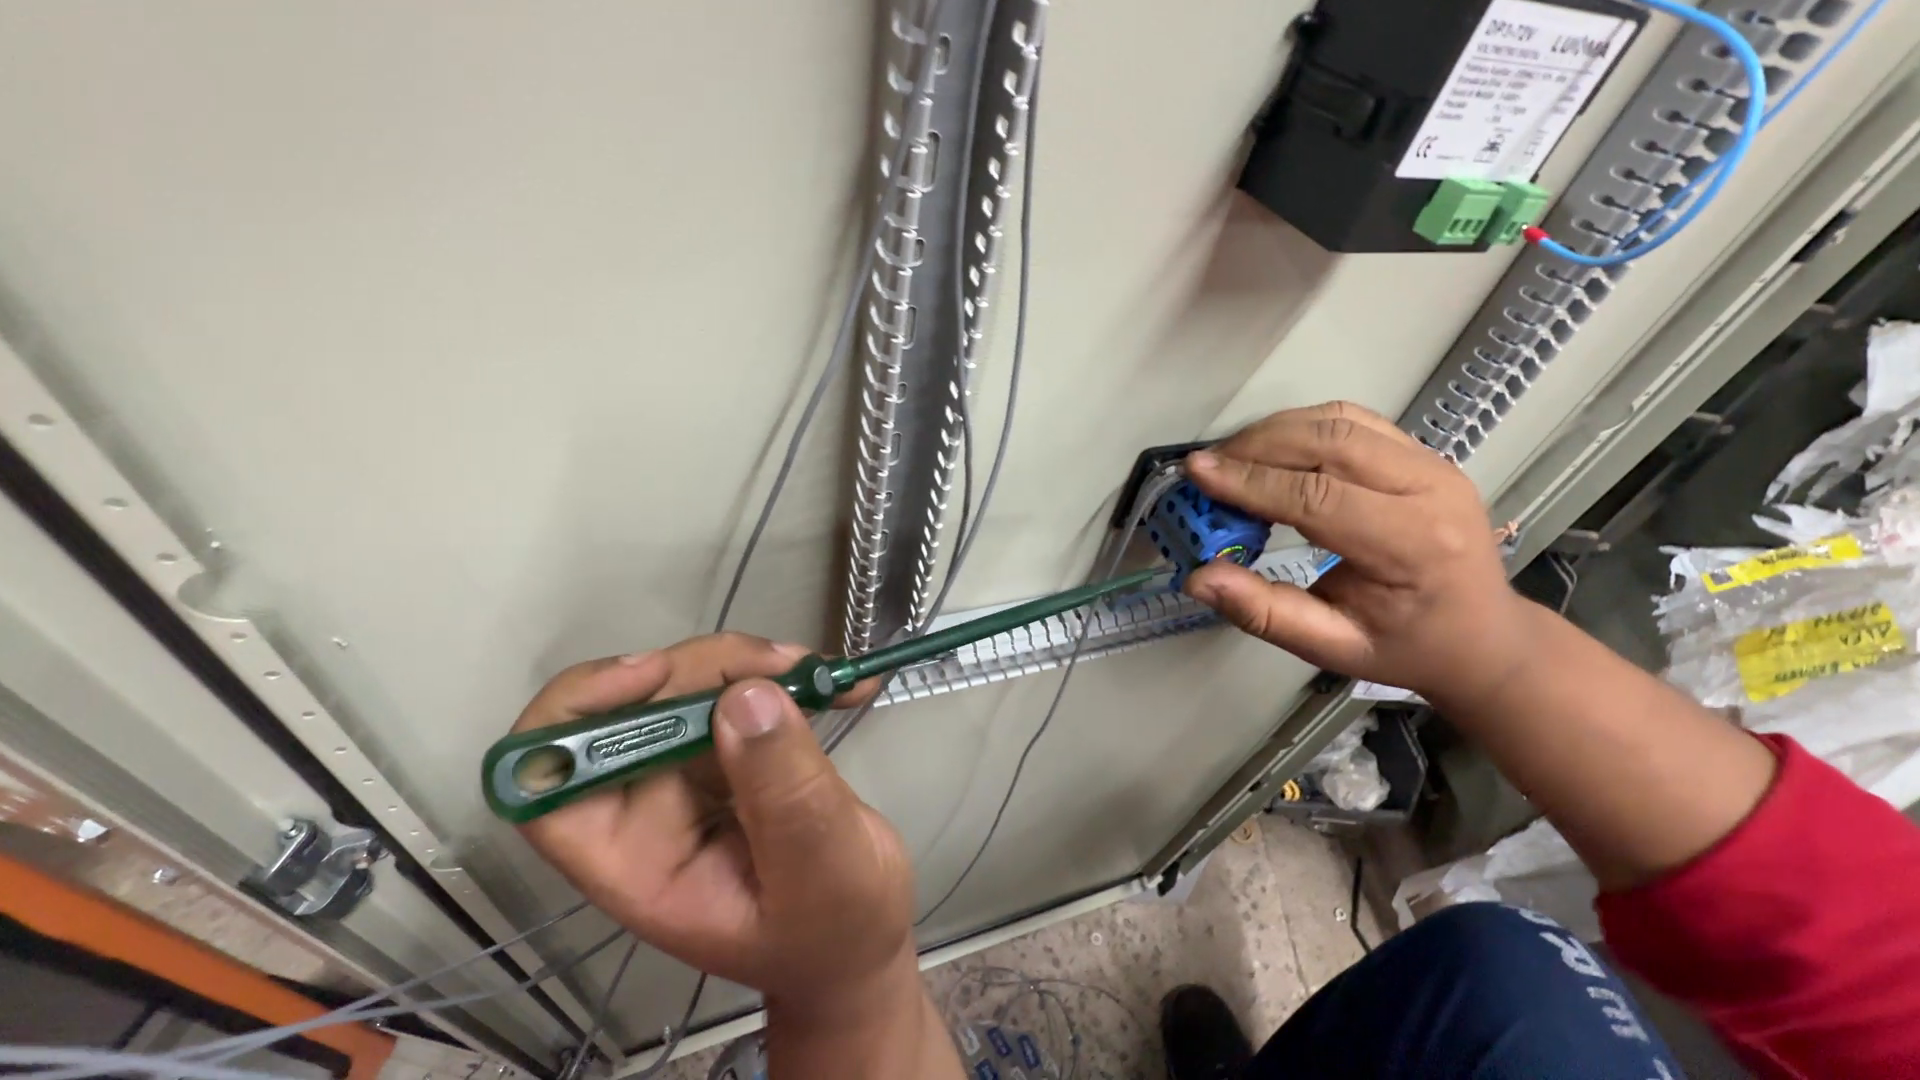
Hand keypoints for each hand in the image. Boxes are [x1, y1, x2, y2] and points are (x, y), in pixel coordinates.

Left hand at [508, 634, 912, 1009]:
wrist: (867, 939)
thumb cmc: (837, 932)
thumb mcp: (821, 868)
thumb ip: (783, 789)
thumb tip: (744, 695)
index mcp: (637, 860)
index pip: (551, 787)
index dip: (574, 717)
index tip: (651, 674)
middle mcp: (648, 812)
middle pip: (632, 713)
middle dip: (701, 671)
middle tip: (783, 663)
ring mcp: (689, 781)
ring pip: (685, 691)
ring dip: (749, 666)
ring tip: (819, 671)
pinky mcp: (732, 760)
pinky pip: (739, 698)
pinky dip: (787, 679)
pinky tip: (839, 683)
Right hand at [1183, 401, 1530, 701]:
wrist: (1484, 635)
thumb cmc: (1406, 647)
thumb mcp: (1332, 647)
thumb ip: (1264, 612)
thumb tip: (1198, 579)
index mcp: (1412, 545)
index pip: (1318, 497)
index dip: (1251, 482)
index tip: (1197, 472)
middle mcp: (1430, 489)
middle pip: (1329, 441)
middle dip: (1256, 447)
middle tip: (1206, 466)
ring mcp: (1432, 463)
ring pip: (1340, 419)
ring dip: (1276, 430)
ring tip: (1230, 457)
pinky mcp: (1424, 452)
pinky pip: (1354, 420)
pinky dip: (1303, 426)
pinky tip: (1272, 450)